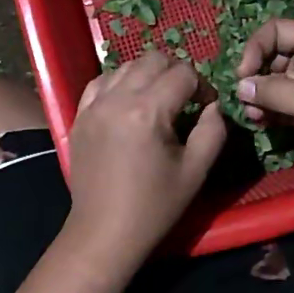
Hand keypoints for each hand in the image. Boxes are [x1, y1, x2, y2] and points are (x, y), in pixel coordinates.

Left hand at [64, 51, 226, 264]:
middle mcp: (117, 99)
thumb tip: (214, 104)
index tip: (207, 106)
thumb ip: (213, 129)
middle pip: (153, 60)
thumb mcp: (196, 170)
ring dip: (147, 74)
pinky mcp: (80, 116)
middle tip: (186, 98)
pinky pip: (100, 82)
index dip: (202, 86)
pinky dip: (119, 82)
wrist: (104, 233)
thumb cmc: (154, 206)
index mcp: (148, 111)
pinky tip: (128, 100)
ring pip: (126, 66)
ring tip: (158, 99)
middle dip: (176, 72)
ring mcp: (94, 105)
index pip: (183, 74)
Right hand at [235, 19, 293, 184]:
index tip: (244, 73)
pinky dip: (265, 113)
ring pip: (271, 85)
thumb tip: (240, 87)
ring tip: (252, 115)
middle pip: (270, 58)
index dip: (256, 47)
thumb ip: (276, 93)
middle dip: (253, 76)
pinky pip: (278, 107)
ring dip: (257, 97)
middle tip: (243, 98)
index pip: (277, 32)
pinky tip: (259, 122)